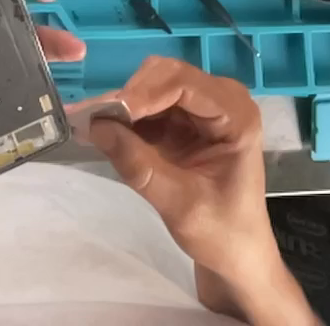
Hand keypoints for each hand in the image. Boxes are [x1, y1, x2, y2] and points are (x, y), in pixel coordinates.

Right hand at [78, 57, 286, 297]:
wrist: (236, 254)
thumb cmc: (221, 233)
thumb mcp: (179, 206)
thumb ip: (138, 166)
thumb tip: (95, 127)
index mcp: (237, 116)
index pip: (184, 83)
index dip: (143, 92)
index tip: (108, 113)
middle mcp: (223, 99)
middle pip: (167, 75)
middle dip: (130, 95)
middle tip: (95, 119)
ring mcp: (204, 105)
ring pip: (153, 83)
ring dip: (124, 102)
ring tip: (92, 123)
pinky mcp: (185, 115)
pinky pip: (149, 100)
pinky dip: (127, 112)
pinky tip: (104, 127)